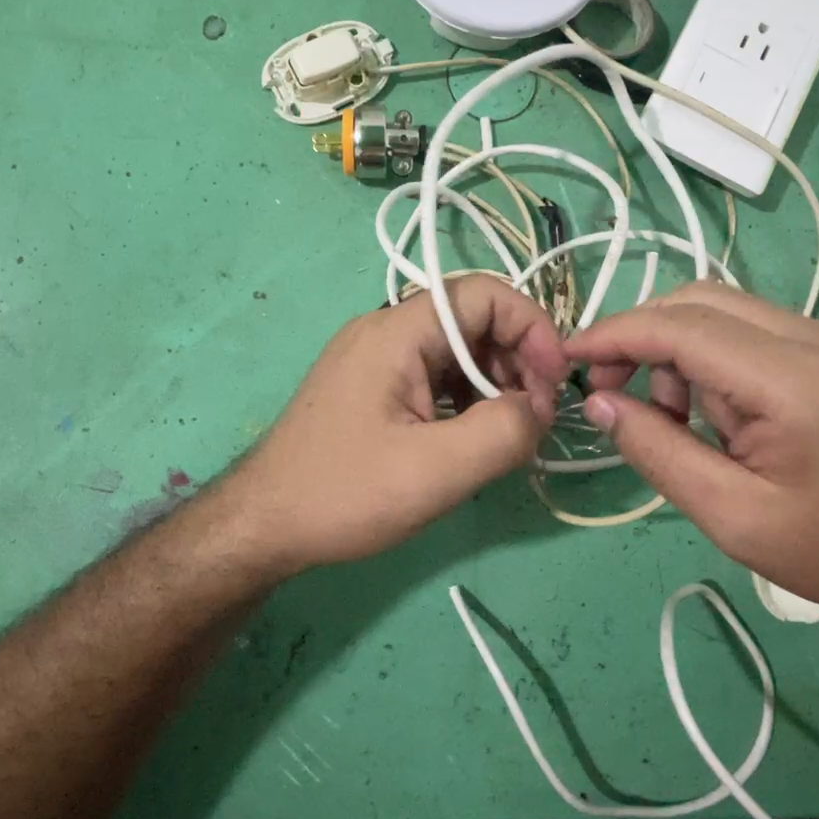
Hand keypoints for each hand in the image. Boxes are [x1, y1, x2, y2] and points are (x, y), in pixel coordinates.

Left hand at [217, 275, 569, 573]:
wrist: (264, 524)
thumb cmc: (345, 493)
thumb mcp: (436, 471)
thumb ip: (502, 433)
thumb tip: (540, 408)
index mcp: (397, 332)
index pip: (484, 293)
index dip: (532, 327)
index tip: (554, 382)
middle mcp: (385, 330)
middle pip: (473, 319)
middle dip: (518, 359)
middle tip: (536, 416)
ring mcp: (376, 358)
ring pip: (457, 350)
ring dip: (495, 382)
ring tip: (510, 432)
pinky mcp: (373, 386)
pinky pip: (435, 374)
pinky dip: (466, 398)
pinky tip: (474, 437)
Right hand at [565, 282, 818, 630]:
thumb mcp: (733, 518)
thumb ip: (658, 452)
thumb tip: (597, 402)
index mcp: (793, 382)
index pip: (682, 328)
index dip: (614, 334)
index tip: (565, 357)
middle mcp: (813, 338)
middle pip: (697, 300)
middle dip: (638, 335)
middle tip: (607, 392)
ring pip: (719, 308)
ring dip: (673, 348)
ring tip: (669, 417)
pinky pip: (746, 328)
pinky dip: (705, 355)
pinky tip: (709, 410)